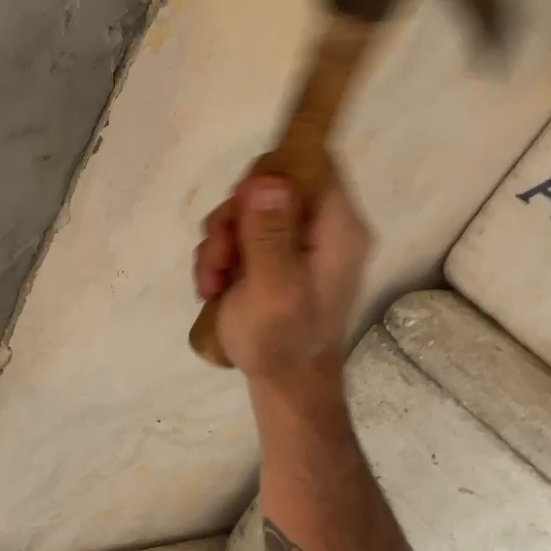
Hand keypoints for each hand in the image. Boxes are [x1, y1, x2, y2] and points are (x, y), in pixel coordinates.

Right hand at [194, 174, 370, 386]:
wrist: (285, 386)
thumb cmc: (281, 341)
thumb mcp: (272, 288)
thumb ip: (269, 234)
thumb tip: (267, 180)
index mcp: (338, 230)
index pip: (312, 165)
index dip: (270, 174)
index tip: (239, 206)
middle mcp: (324, 229)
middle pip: (269, 187)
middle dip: (231, 219)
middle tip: (219, 258)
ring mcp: (300, 243)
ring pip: (248, 212)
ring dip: (220, 243)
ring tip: (212, 282)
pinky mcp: (278, 257)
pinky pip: (242, 234)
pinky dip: (221, 257)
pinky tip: (216, 286)